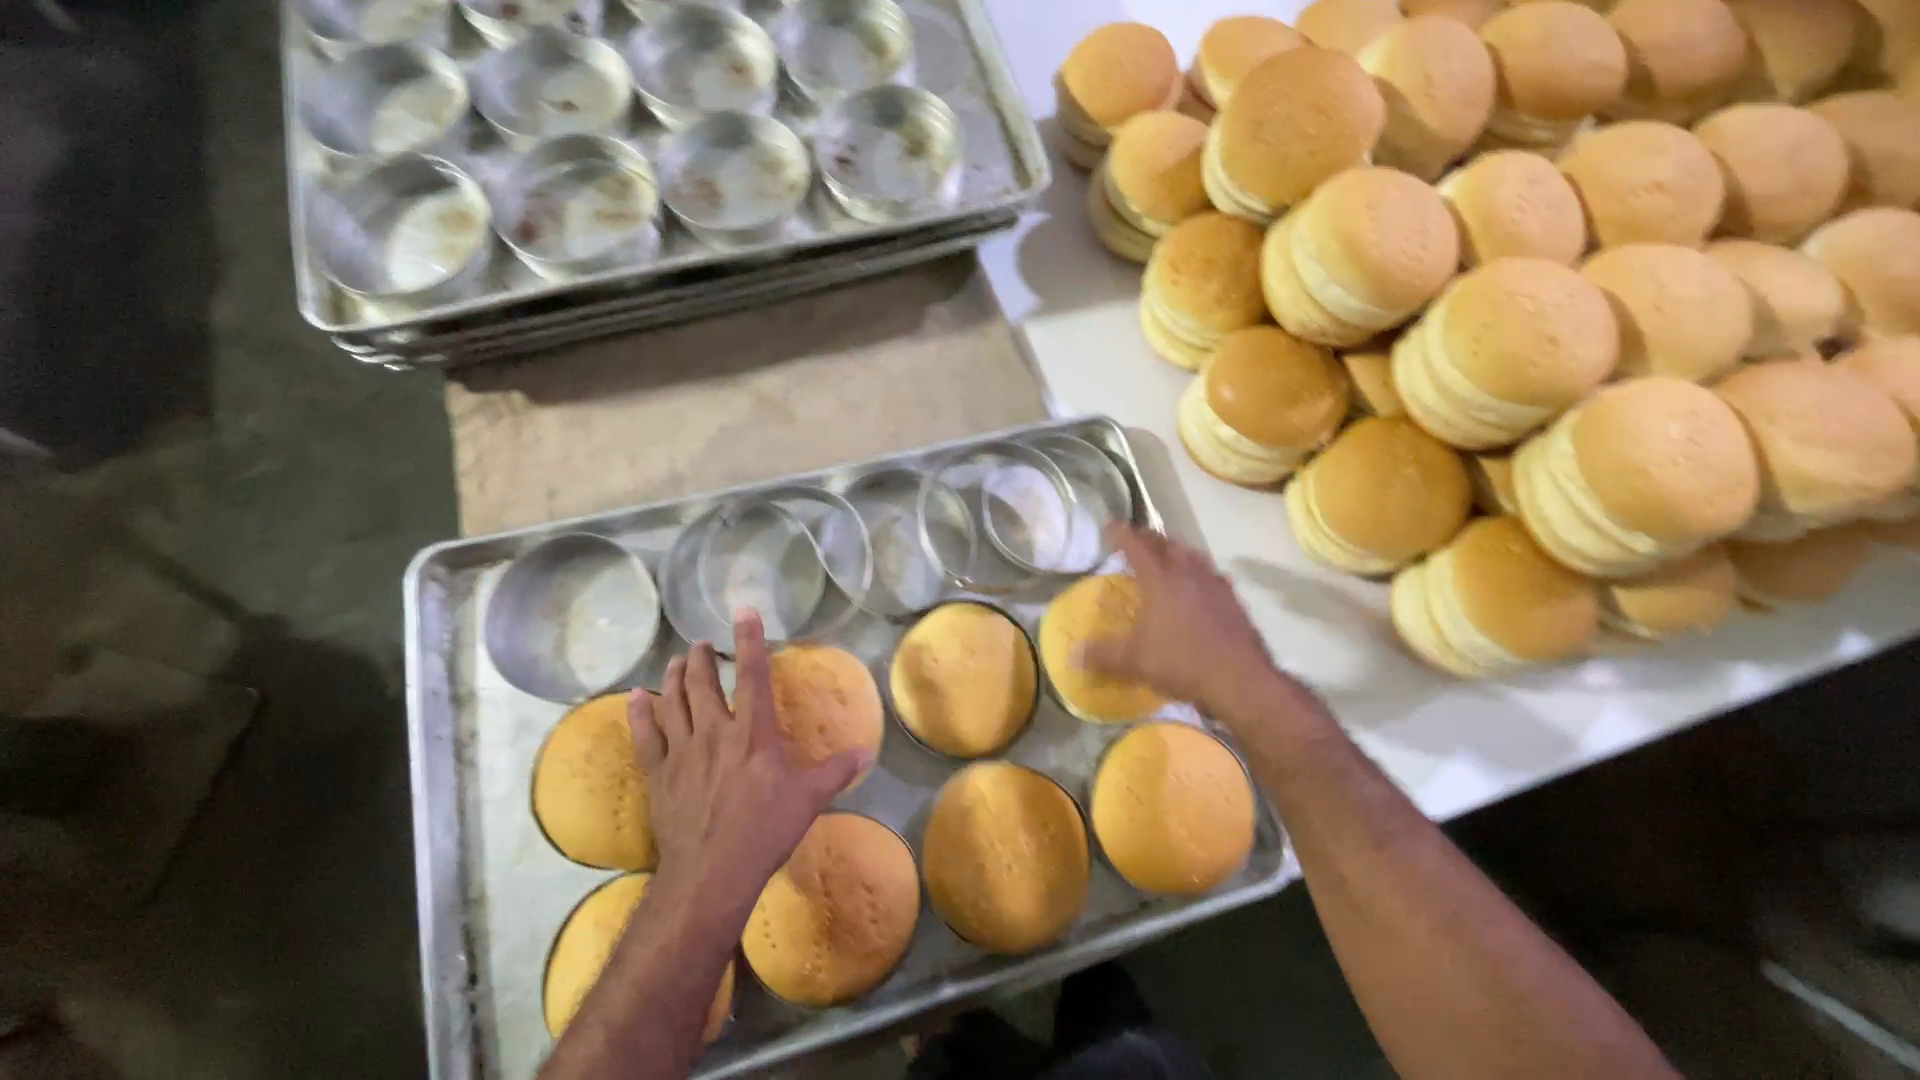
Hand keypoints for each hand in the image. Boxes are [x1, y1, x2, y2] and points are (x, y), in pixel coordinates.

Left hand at [629, 611, 869, 907]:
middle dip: (701, 657)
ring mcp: (681, 751)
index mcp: (753, 733)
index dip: (749, 640)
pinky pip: (644, 734)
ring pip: (673, 701)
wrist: (712, 871)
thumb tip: (866, 753)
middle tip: (701, 644)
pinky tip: (636, 696)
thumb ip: (836, 771)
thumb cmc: (765, 831)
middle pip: (703, 682)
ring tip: (676, 660)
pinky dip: (639, 712)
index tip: (744, 612)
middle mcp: (714, 731)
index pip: (753, 675)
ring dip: (673, 676)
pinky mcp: (658, 773)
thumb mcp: (809, 800)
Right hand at [1081, 525, 1287, 721]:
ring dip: (1176, 551)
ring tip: (1167, 558)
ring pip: (1193, 556)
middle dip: (1149, 538)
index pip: (1137, 546)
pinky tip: (1197, 588)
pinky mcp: (1233, 600)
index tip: (1110, 526)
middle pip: (1167, 543)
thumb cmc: (1181, 663)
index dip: (1121, 533)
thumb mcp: (1133, 662)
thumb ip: (1102, 655)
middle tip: (1136, 541)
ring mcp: (1215, 584)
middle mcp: (1188, 573)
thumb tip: (1073, 656)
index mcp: (1160, 580)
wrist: (1239, 679)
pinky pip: (1211, 575)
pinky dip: (1198, 573)